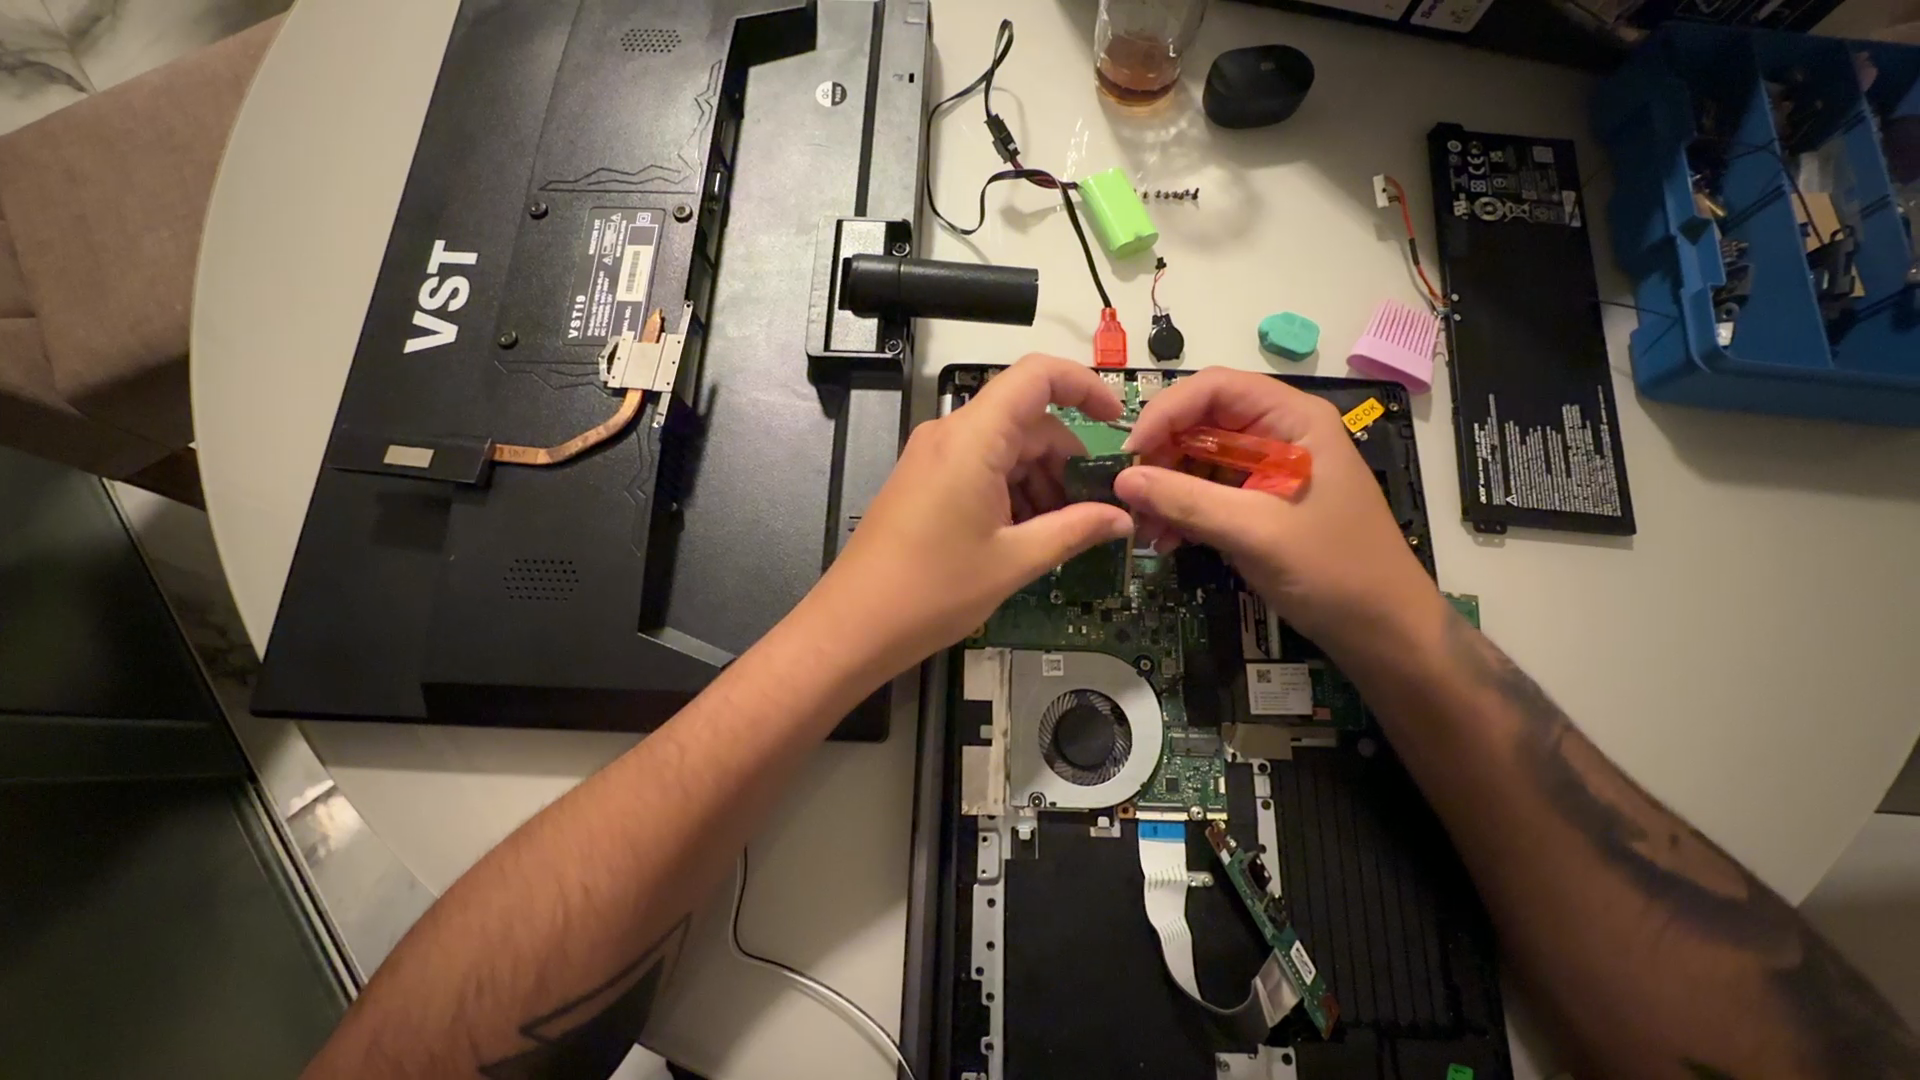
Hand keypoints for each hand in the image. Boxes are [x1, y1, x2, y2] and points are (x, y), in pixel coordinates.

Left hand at [807, 355, 1133, 674]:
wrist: (854, 625)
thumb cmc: (931, 591)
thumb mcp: (1014, 561)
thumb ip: (1075, 531)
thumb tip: (1120, 518)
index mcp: (972, 438)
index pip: (1037, 376)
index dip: (1084, 386)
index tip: (1117, 421)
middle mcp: (950, 435)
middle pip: (1026, 420)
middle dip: (1066, 459)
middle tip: (1095, 510)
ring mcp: (933, 457)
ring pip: (1005, 448)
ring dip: (1041, 481)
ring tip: (1062, 533)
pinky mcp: (924, 481)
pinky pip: (981, 468)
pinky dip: (1013, 492)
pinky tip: (1027, 535)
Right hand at [1112, 368, 1439, 652]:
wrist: (1382, 630)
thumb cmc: (1333, 570)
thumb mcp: (1256, 532)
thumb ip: (1188, 501)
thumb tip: (1122, 480)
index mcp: (1292, 420)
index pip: (1214, 389)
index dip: (1166, 413)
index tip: (1131, 454)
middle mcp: (1277, 434)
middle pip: (1200, 423)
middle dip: (1161, 458)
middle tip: (1131, 499)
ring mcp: (1267, 469)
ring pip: (1197, 460)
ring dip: (1166, 491)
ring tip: (1145, 529)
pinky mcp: (1258, 502)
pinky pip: (1206, 492)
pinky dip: (1181, 512)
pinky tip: (1165, 541)